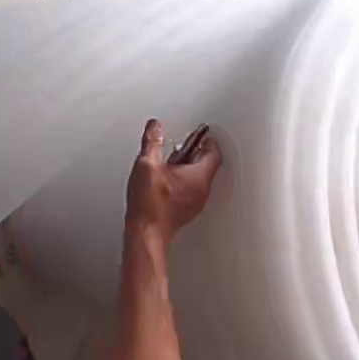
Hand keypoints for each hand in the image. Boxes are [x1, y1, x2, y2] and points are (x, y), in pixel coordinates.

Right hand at [125, 119, 221, 242]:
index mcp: (198, 177)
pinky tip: (166, 182)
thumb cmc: (149, 205)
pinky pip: (190, 192)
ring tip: (172, 163)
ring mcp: (194, 204)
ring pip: (198, 180)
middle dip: (196, 154)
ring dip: (188, 169)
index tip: (202, 135)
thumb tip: (155, 127)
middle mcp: (201, 191)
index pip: (213, 154)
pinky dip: (182, 183)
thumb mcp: (147, 164)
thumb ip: (152, 142)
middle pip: (207, 166)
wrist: (145, 233)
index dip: (208, 141)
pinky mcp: (185, 212)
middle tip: (185, 146)